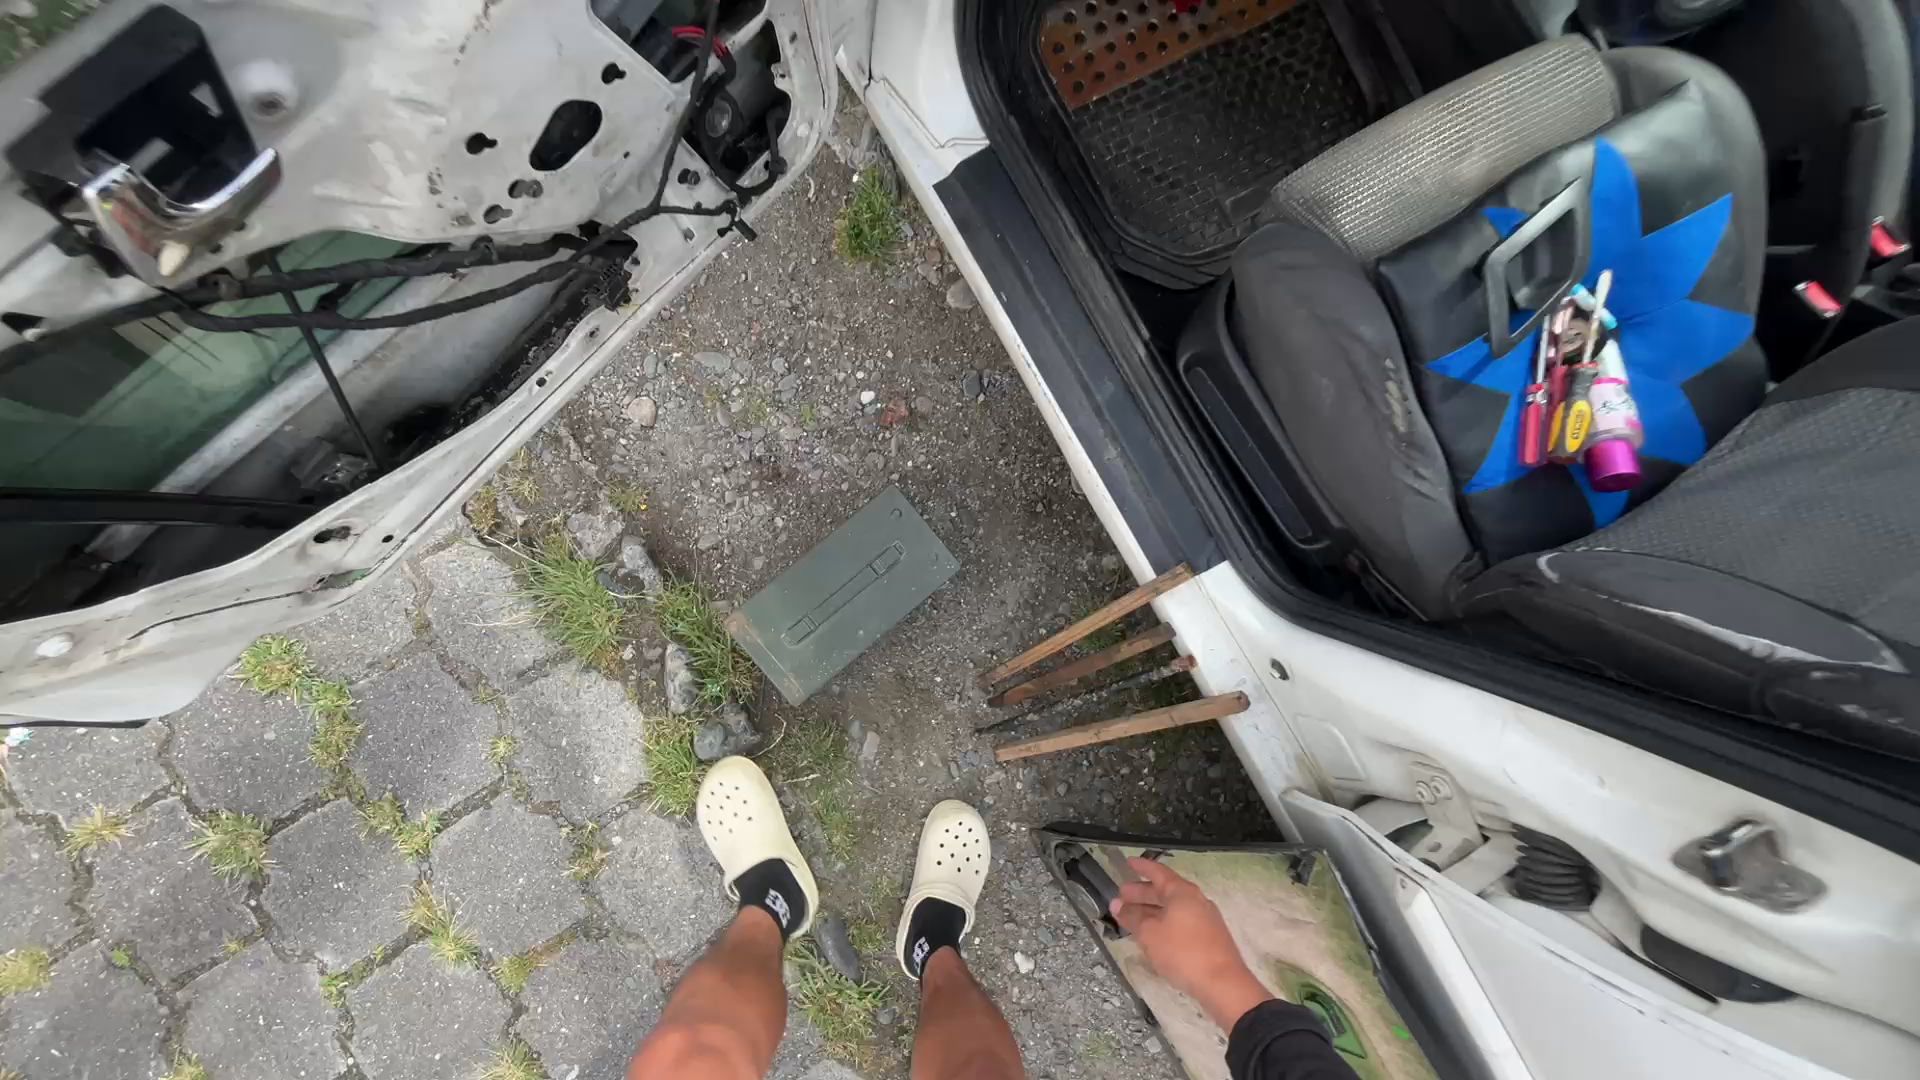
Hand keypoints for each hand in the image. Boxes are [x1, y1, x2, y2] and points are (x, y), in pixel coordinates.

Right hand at [1109, 857, 1273, 1029]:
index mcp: (1182, 892)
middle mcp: (1195, 900)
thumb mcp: (1150, 934)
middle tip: (1122, 896)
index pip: (1158, 872)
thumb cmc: (1183, 952)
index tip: (1128, 863)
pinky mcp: (1209, 939)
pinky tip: (1154, 936)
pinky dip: (1164, 924)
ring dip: (1152, 911)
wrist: (1224, 986)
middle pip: (1165, 891)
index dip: (1142, 867)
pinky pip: (1181, 923)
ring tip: (1133, 918)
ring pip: (1173, 909)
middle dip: (1142, 893)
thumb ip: (1132, 918)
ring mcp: (1205, 920)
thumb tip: (1118, 905)